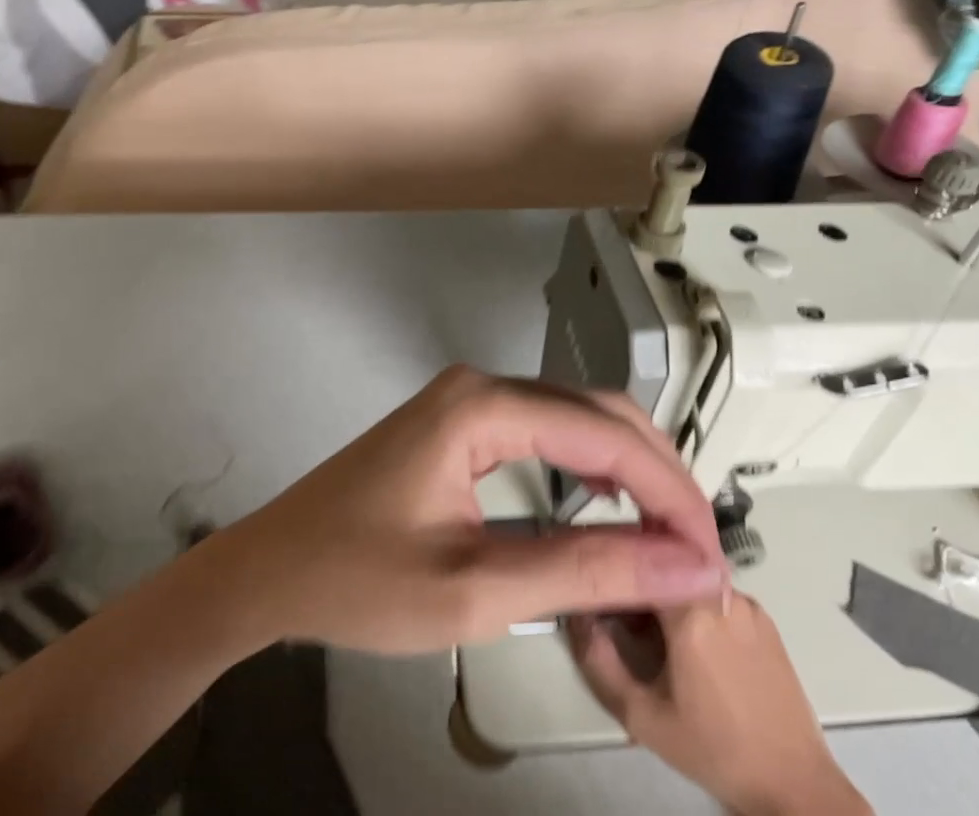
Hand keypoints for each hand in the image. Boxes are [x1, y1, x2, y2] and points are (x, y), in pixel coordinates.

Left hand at [204, 366, 727, 653]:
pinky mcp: (457, 426)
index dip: (670, 493)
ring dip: (629, 472)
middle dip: (658, 477)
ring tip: (667, 535)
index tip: (708, 553)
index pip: (607, 435)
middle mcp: (478, 388)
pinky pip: (544, 433)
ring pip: (576, 419)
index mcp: (481, 409)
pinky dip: (587, 470)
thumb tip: (684, 567)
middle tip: (696, 549)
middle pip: (599, 414)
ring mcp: (465, 402)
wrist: (269, 572)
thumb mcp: (476, 590)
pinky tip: (609, 507)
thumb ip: (586, 572)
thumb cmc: (355, 582)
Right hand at [572, 596, 871, 815]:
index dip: (614, 568)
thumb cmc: (713, 747)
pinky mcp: (765, 622)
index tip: (596, 587)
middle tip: (617, 615)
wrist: (792, 781)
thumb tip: (576, 616)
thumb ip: (598, 660)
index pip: (641, 559)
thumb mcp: (640, 714)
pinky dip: (692, 606)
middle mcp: (724, 595)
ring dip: (665, 595)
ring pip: (691, 579)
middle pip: (667, 566)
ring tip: (649, 635)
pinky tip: (685, 645)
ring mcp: (749, 606)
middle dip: (638, 583)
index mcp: (693, 611)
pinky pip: (716, 596)